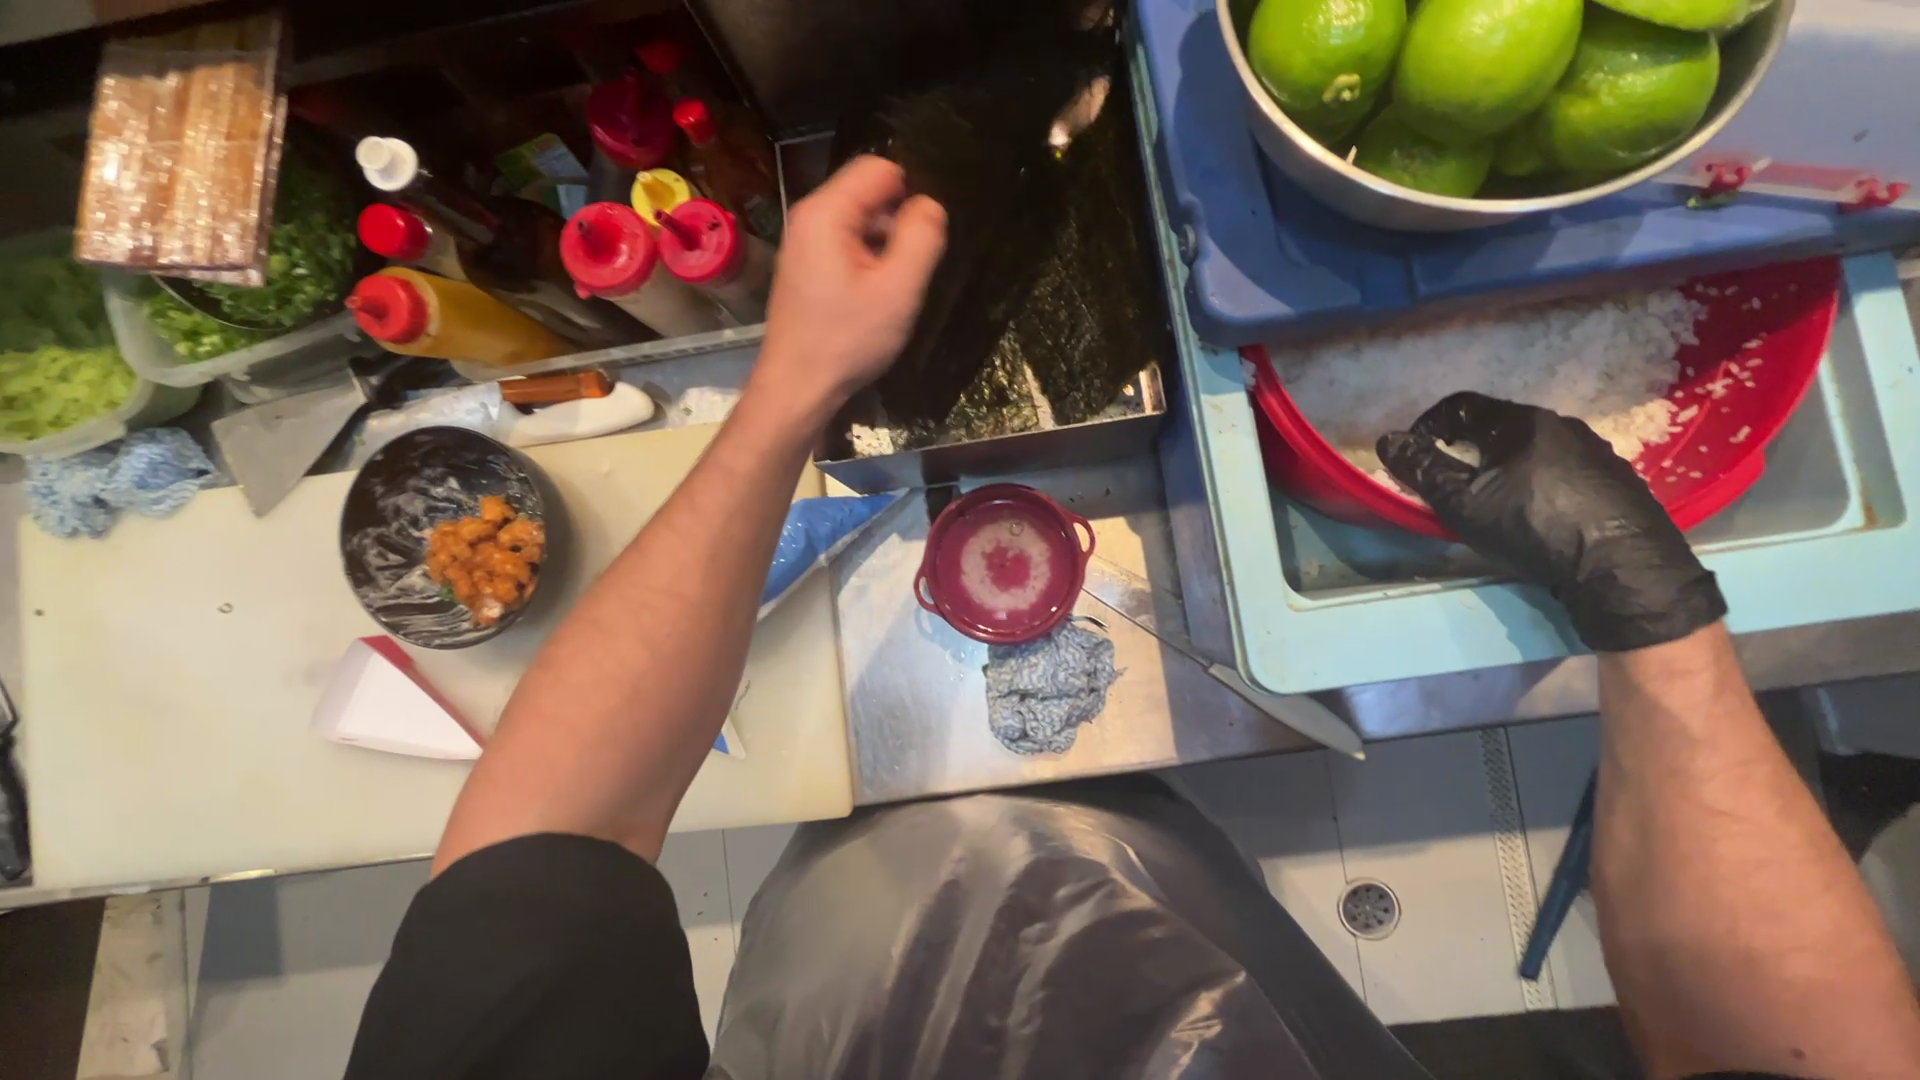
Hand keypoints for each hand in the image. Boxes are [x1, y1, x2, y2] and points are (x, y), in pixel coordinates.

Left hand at [754, 155, 947, 417]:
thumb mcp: (899, 290)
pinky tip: (872, 299)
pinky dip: (867, 263)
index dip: (911, 195)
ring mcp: (803, 243)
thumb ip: (922, 237)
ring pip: (860, 222)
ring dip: (884, 247)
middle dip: (897, 224)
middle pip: (869, 194)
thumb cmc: (848, 340)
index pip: (880, 168)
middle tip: (908, 272)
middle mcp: (809, 217)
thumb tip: (931, 204)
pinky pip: (846, 245)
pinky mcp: (805, 267)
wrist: (799, 387)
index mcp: (827, 212)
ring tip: (891, 290)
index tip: (923, 238)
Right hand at [1377, 392, 1725, 651]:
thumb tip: (1388, 439)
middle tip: (1447, 482)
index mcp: (1520, 423)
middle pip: (1496, 426)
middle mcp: (1561, 425)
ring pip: (1530, 448)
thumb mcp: (1462, 502)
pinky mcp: (1616, 479)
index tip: (1413, 456)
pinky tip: (1535, 513)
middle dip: (1464, 449)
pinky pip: (1561, 468)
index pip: (1459, 405)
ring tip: (1490, 500)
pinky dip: (1535, 481)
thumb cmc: (1532, 526)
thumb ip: (1422, 469)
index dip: (1426, 426)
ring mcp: (1595, 451)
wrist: (1623, 568)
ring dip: (1501, 466)